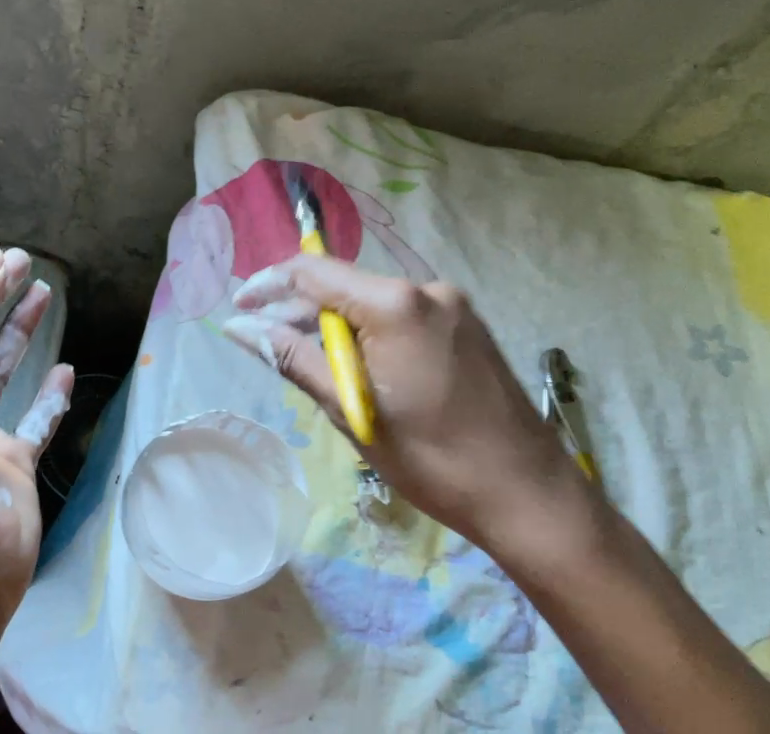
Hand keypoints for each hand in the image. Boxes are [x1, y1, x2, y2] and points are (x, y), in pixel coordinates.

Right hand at [222, 255, 583, 549]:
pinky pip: (399, 316)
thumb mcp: (349, 409)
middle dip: (299, 310)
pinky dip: (368, 334)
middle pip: (342, 285)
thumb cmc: (432, 458)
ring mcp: (452, 306)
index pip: (313, 272)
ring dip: (334, 325)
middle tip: (267, 345)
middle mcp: (426, 290)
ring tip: (309, 364)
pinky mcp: (466, 326)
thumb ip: (290, 357)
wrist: (531, 497)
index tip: (239, 310)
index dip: (268, 285)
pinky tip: (357, 368)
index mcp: (395, 304)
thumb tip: (238, 327)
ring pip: (370, 302)